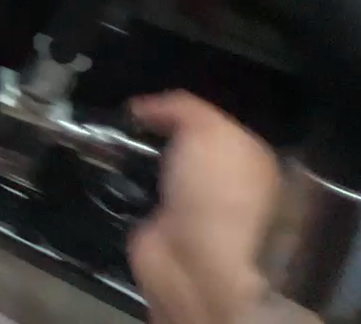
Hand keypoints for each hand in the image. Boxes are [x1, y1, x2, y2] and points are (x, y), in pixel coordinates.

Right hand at [127, 91, 280, 323]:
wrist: (197, 259)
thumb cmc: (218, 192)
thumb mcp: (213, 132)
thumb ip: (182, 107)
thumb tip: (143, 108)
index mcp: (257, 165)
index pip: (219, 126)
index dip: (184, 110)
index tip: (150, 100)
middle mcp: (234, 188)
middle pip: (186, 145)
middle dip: (155, 130)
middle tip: (124, 116)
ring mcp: (198, 209)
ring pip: (159, 165)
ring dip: (132, 153)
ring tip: (103, 135)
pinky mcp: (163, 224)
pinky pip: (138, 187)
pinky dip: (119, 175)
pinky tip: (104, 161)